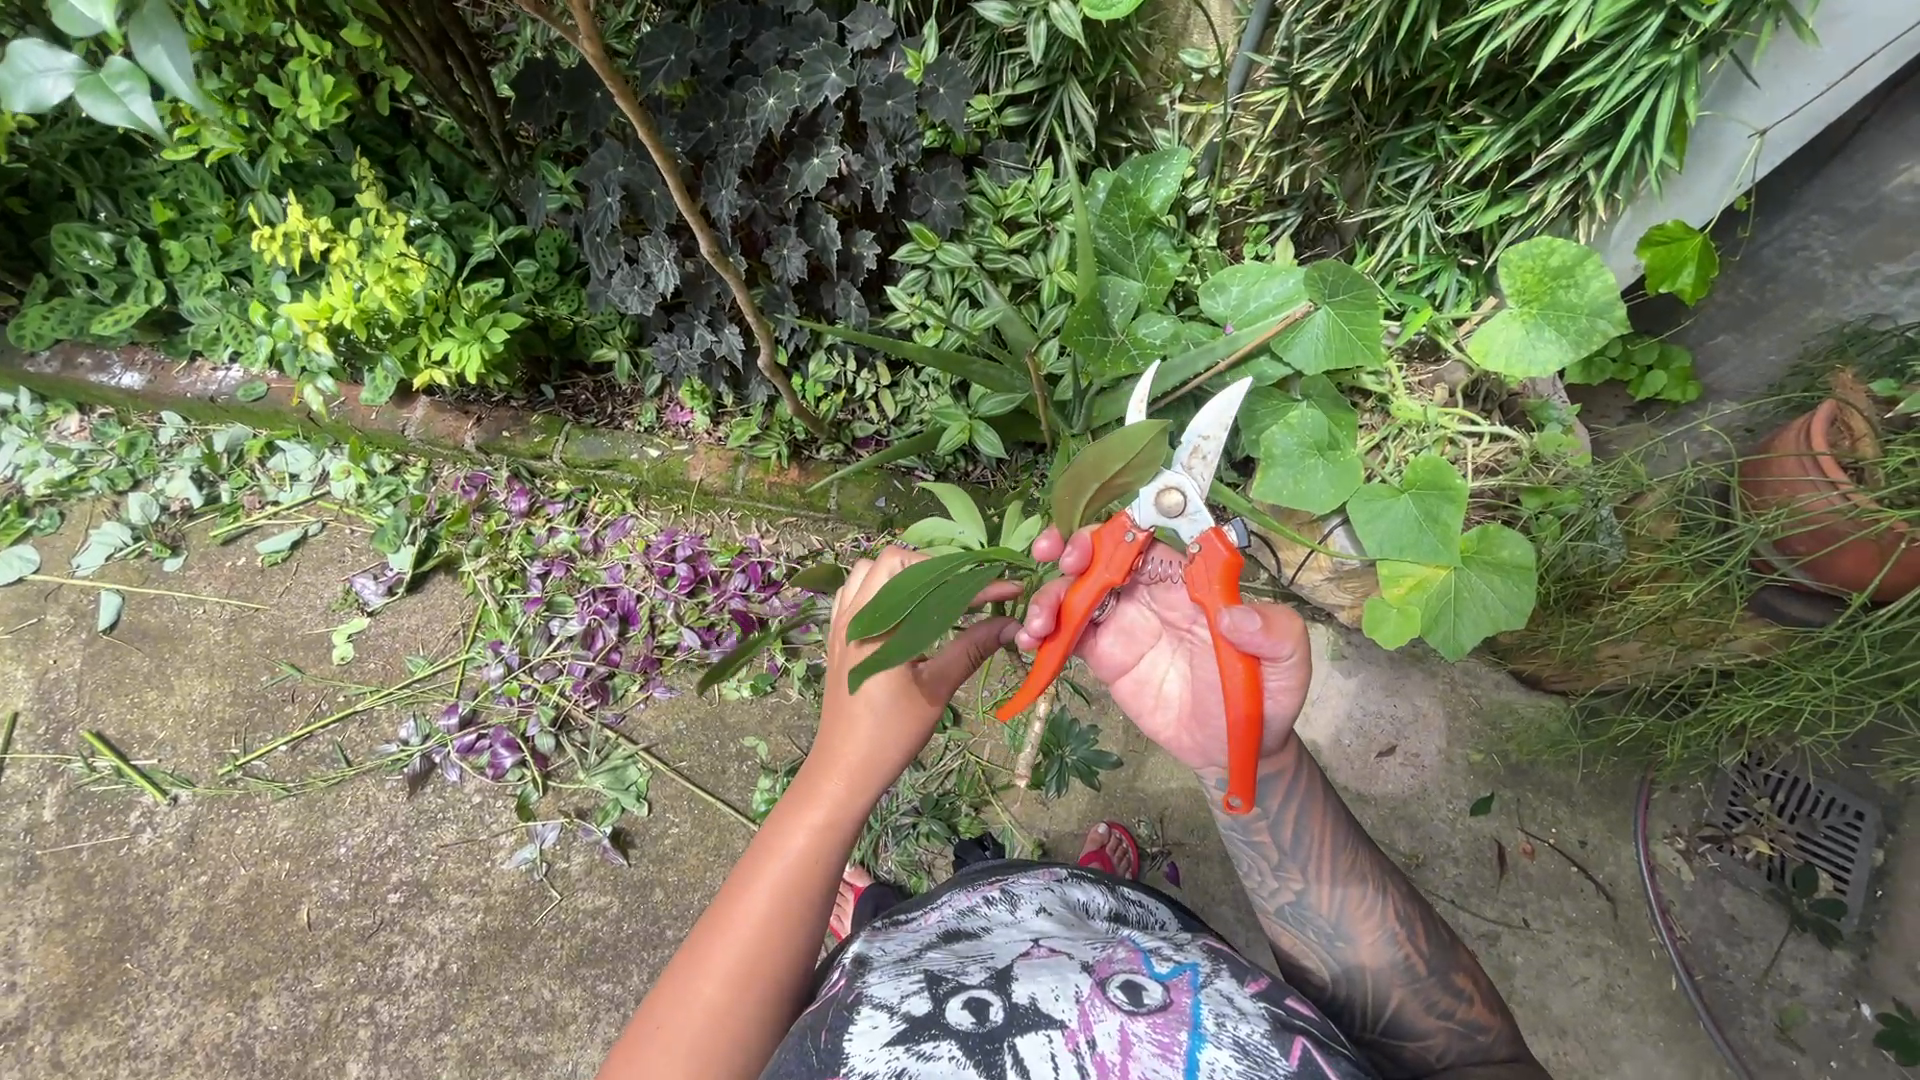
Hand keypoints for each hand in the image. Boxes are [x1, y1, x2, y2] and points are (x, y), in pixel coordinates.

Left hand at [811, 547, 1019, 799]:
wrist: (844, 769)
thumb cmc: (890, 733)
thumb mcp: (937, 688)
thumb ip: (972, 648)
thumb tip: (1013, 624)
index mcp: (877, 624)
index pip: (926, 578)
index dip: (969, 579)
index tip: (1004, 591)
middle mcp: (854, 614)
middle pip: (892, 560)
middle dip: (937, 568)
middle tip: (970, 590)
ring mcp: (841, 624)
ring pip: (868, 572)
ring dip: (904, 575)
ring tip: (938, 595)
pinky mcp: (839, 637)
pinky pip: (855, 593)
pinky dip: (882, 590)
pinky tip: (905, 613)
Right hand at [1016, 525, 1311, 773]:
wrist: (1232, 751)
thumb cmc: (1263, 698)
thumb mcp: (1288, 663)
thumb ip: (1274, 633)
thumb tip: (1234, 612)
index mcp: (1188, 580)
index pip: (1150, 537)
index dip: (1119, 527)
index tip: (1099, 537)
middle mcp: (1150, 592)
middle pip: (1103, 554)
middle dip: (1074, 547)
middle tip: (1060, 560)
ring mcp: (1122, 622)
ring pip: (1076, 591)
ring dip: (1050, 594)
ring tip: (1037, 622)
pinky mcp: (1103, 656)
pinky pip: (1066, 634)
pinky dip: (1044, 631)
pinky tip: (1031, 643)